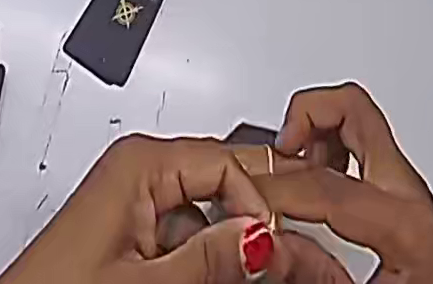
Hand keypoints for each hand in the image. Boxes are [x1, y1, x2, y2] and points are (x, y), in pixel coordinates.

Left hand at [0, 134, 351, 283]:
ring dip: (239, 245)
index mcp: (141, 161)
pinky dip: (209, 257)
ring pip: (209, 215)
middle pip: (222, 184)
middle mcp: (140, 169)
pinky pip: (185, 234)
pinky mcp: (129, 230)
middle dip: (261, 221)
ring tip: (274, 270)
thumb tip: (262, 235)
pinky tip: (232, 275)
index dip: (261, 207)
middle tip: (303, 257)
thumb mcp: (143, 283)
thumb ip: (208, 257)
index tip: (281, 248)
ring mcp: (135, 200)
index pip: (227, 163)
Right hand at [255, 84, 432, 283]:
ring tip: (285, 166)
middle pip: (352, 108)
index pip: (326, 183)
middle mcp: (410, 192)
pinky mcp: (400, 195)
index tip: (243, 197)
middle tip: (274, 150)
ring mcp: (407, 188)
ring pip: (355, 116)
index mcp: (407, 224)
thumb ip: (312, 275)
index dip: (274, 188)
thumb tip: (265, 242)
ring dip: (314, 127)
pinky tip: (308, 181)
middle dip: (304, 115)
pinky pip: (358, 142)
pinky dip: (325, 144)